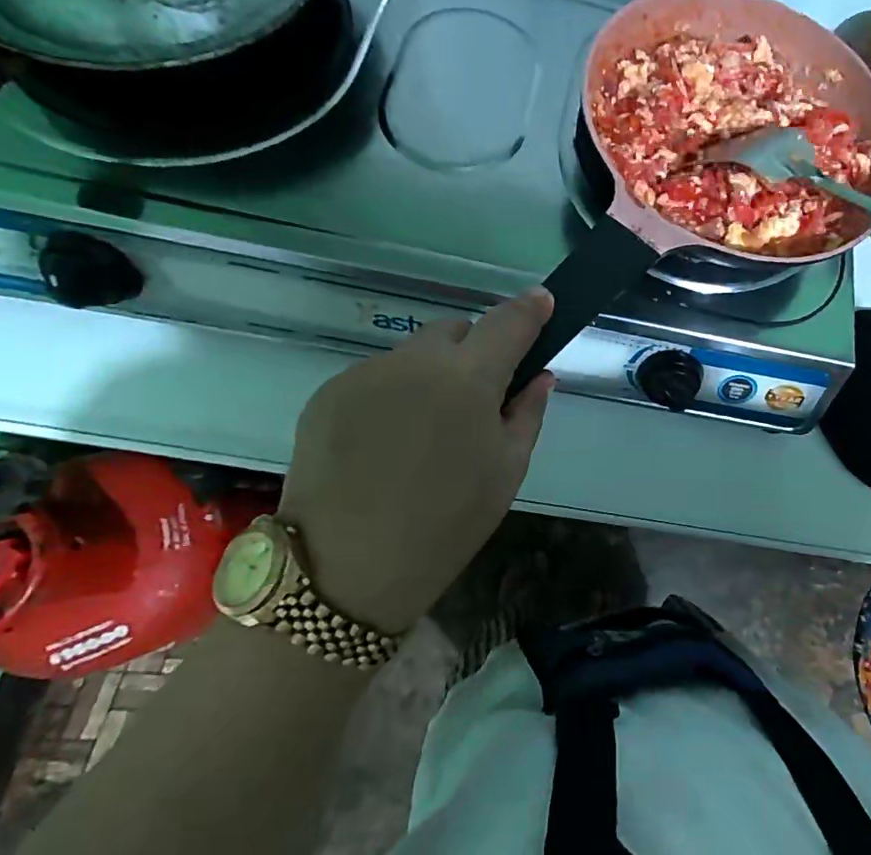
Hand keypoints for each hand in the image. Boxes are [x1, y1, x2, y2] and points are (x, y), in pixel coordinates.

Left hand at [275, 289, 556, 632]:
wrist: (345, 568)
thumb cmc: (445, 525)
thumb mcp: (506, 473)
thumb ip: (527, 412)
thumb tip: (538, 375)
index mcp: (468, 378)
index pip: (507, 322)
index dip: (530, 309)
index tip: (542, 303)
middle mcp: (415, 360)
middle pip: (455, 330)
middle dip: (472, 351)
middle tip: (472, 401)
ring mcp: (365, 372)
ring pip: (412, 354)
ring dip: (428, 375)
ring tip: (419, 434)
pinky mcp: (328, 391)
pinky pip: (374, 377)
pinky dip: (390, 395)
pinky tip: (382, 443)